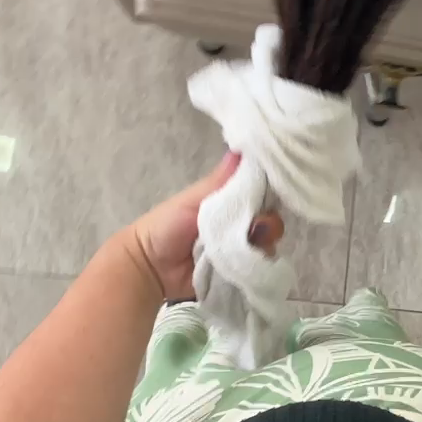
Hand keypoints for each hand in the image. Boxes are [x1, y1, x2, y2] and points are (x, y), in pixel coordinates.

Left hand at [125, 153, 284, 298]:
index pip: (263, 196)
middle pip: (271, 221)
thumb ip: (220, 180)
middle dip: (269, 224)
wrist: (151, 266)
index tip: (271, 197)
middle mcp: (241, 225)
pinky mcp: (241, 272)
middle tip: (255, 228)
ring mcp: (242, 250)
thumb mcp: (194, 199)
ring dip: (263, 245)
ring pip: (268, 245)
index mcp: (231, 203)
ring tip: (248, 248)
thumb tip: (242, 149)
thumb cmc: (167, 226)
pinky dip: (259, 265)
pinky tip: (250, 263)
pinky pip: (261, 267)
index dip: (271, 195)